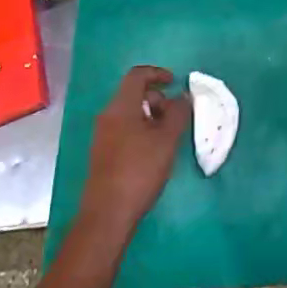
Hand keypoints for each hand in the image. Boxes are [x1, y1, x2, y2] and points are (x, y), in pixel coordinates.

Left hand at [79, 66, 191, 236]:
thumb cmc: (139, 170)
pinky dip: (142, 131)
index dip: (158, 73)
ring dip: (152, 117)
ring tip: (169, 138)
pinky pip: (124, 129)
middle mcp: (108, 116)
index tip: (175, 83)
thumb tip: (183, 96)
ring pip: (130, 113)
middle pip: (134, 94)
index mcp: (120, 106)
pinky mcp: (103, 153)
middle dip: (158, 99)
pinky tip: (154, 153)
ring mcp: (103, 135)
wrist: (108, 213)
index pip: (137, 75)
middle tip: (176, 118)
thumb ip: (178, 113)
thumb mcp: (167, 140)